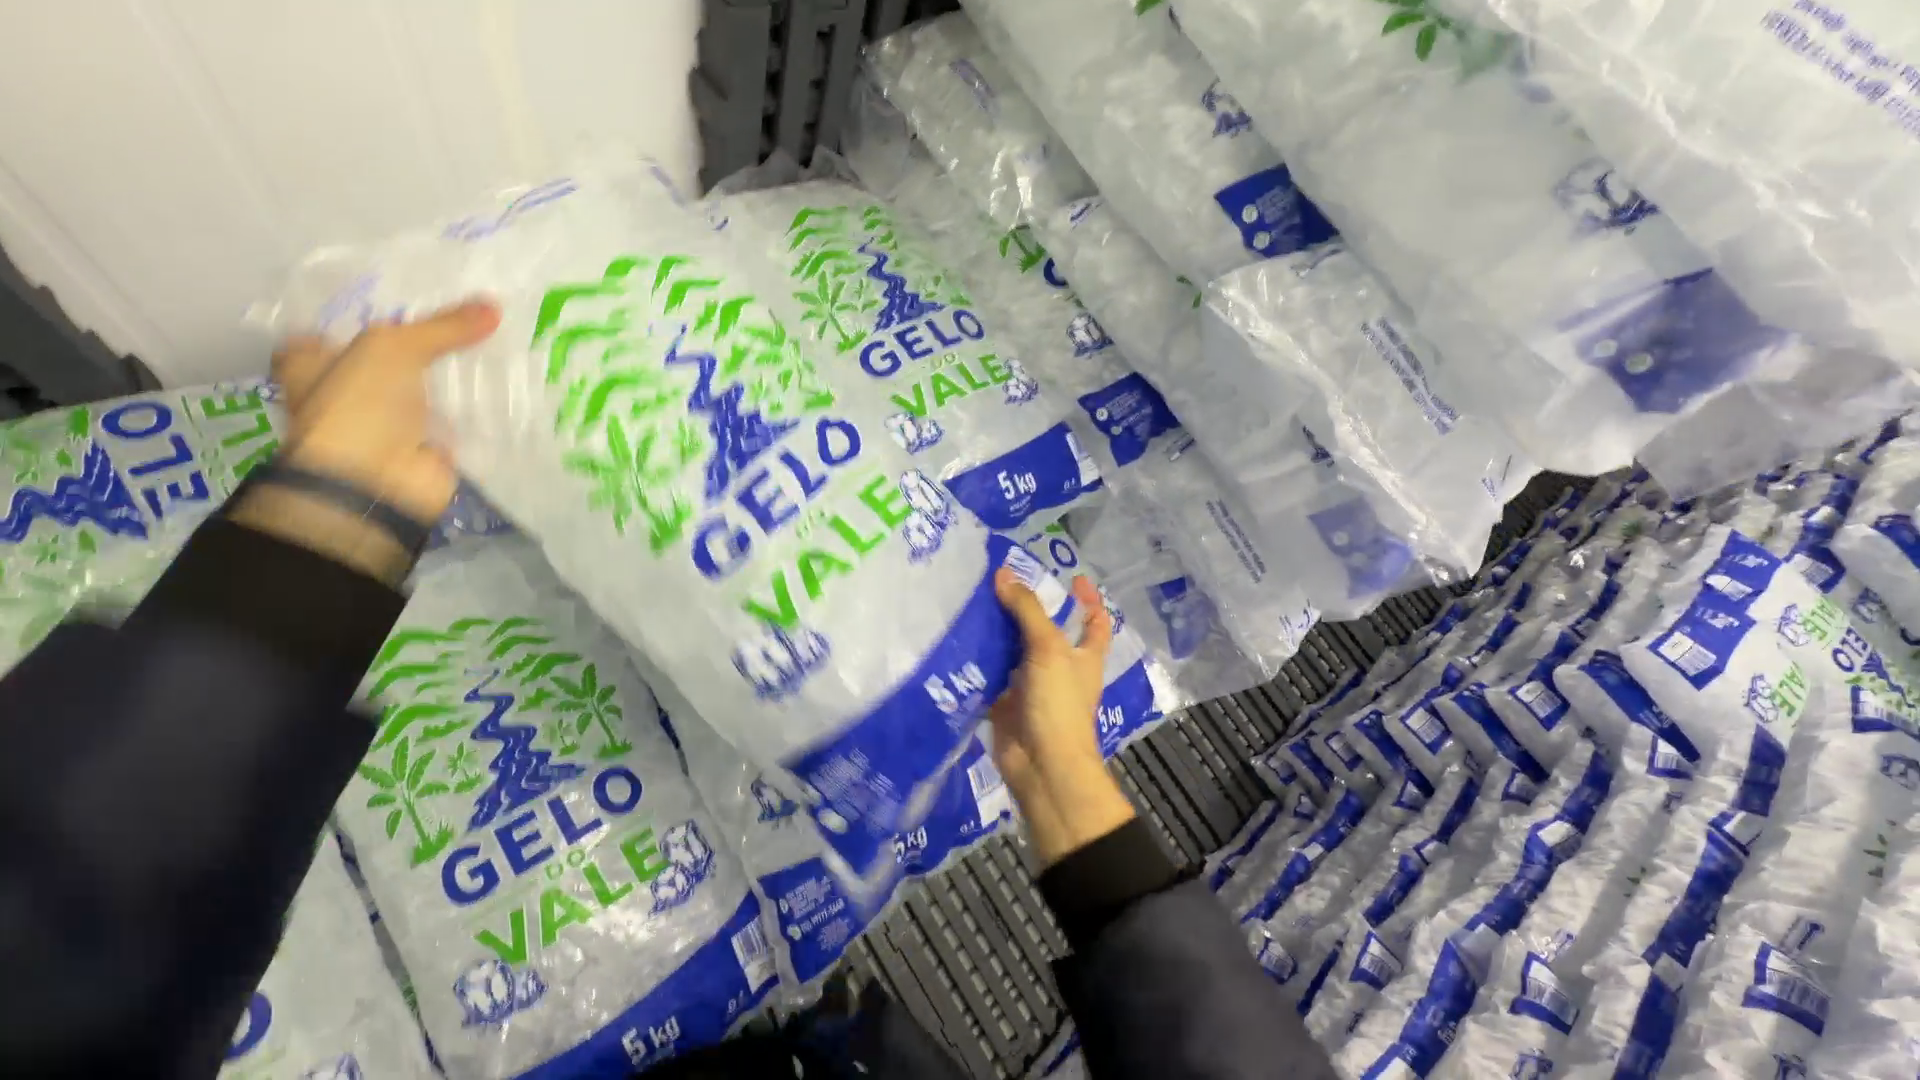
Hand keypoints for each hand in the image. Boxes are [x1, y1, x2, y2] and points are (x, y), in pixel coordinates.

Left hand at [270, 301, 500, 523]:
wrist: (374, 482)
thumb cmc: (358, 405)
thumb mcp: (394, 347)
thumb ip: (443, 326)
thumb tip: (493, 305)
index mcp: (314, 361)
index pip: (340, 324)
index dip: (373, 309)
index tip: (415, 293)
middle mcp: (347, 389)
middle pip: (393, 356)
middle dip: (429, 340)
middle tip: (473, 314)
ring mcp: (388, 421)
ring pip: (428, 387)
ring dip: (458, 374)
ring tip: (501, 342)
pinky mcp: (426, 445)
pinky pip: (457, 419)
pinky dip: (479, 408)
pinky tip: (508, 386)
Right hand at [990, 568, 1136, 868]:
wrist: (1042, 765)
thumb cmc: (1058, 704)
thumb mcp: (1048, 649)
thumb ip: (1027, 611)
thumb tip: (1003, 574)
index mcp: (1084, 657)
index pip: (1095, 623)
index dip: (1089, 601)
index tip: (1074, 578)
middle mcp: (1060, 670)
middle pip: (1047, 633)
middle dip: (1029, 611)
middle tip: (1002, 584)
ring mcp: (1033, 688)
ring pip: (1015, 653)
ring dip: (999, 633)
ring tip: (975, 603)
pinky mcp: (1007, 704)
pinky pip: (992, 677)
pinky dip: (979, 662)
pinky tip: (959, 641)